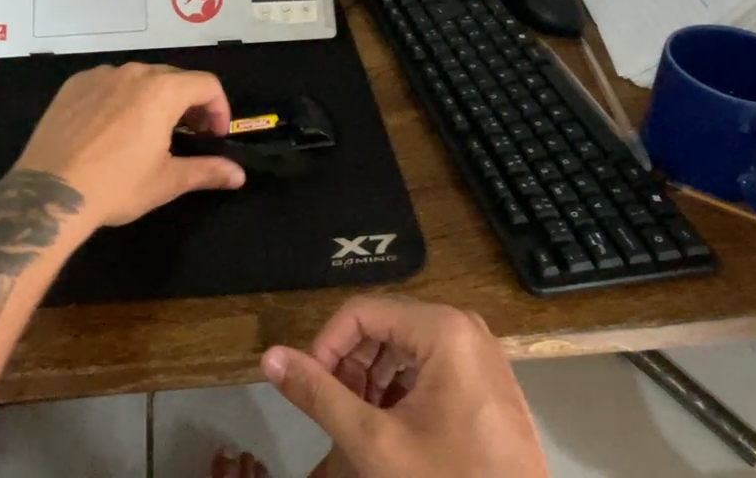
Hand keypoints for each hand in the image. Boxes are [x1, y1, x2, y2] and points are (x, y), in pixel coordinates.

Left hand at [15, 62, 245, 227]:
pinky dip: (120, 98)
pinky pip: (108, 83)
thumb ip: (206, 170)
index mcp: (163, 90)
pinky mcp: (74, 85)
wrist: (49, 192)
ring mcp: (100, 75)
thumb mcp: (166, 181)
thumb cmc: (116, 186)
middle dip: (189, 104)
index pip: (206, 84)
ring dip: (154, 98)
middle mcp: (133, 72)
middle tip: (188, 135)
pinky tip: (111, 129)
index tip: (215, 136)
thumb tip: (239, 175)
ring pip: (139, 78)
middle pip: (174, 78)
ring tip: (149, 132)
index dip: (219, 109)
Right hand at [261, 297, 548, 477]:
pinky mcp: (486, 378)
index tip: (310, 388)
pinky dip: (401, 388)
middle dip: (351, 365)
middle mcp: (464, 326)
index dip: (325, 345)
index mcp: (442, 328)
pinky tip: (390, 426)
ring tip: (359, 422)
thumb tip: (269, 357)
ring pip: (404, 346)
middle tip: (336, 410)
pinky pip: (430, 364)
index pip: (361, 312)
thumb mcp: (374, 441)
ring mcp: (479, 352)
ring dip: (372, 378)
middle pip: (384, 325)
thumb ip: (319, 395)